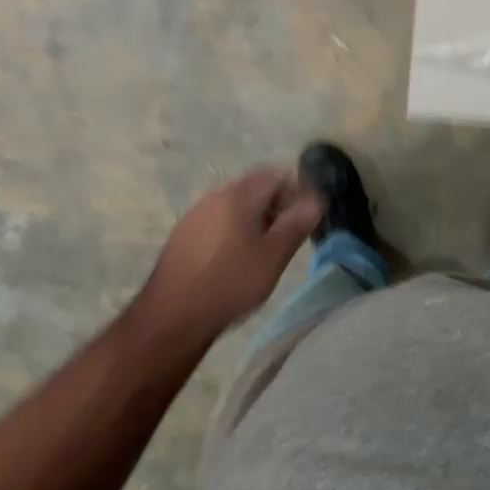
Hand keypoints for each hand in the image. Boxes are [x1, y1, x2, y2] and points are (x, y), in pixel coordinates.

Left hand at [135, 168, 323, 341]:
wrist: (173, 315)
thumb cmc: (231, 282)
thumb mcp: (274, 256)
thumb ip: (297, 223)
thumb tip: (317, 198)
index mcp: (240, 194)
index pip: (277, 174)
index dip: (298, 190)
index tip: (307, 216)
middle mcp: (216, 195)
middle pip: (255, 187)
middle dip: (277, 204)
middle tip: (289, 234)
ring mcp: (196, 213)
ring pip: (235, 204)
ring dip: (255, 217)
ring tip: (264, 249)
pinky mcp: (183, 233)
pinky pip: (218, 220)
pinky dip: (234, 229)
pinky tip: (235, 257)